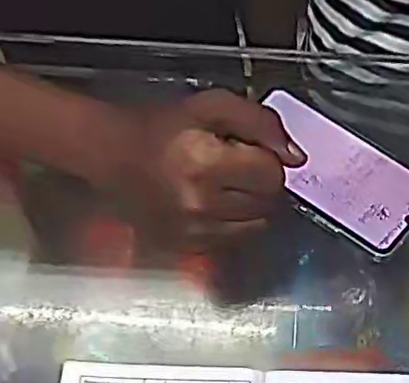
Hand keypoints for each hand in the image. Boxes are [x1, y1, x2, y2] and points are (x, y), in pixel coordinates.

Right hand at [110, 90, 303, 247]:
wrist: (113, 159)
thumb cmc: (161, 129)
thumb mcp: (209, 106)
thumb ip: (258, 122)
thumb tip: (296, 156)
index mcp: (207, 164)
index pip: (271, 176)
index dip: (267, 160)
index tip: (248, 151)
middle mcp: (203, 205)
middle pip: (267, 204)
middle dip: (261, 184)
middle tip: (235, 167)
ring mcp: (196, 233)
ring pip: (255, 226)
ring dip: (250, 206)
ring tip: (223, 186)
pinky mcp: (191, 249)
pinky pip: (234, 241)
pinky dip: (232, 223)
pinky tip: (211, 205)